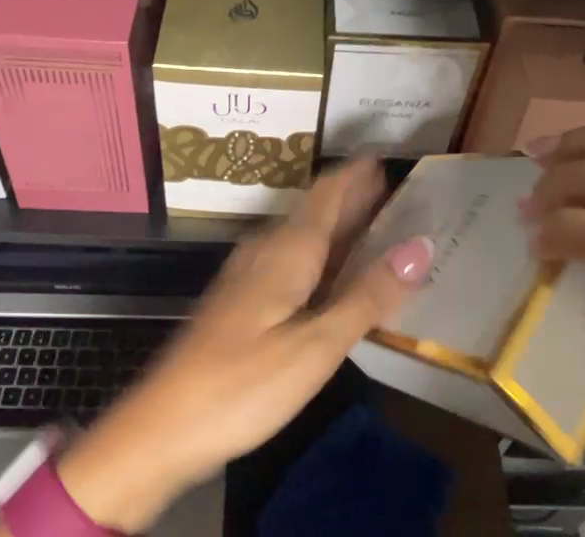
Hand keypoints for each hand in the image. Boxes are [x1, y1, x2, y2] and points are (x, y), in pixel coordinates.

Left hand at [54, 159, 432, 531]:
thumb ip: (368, 295)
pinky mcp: (240, 303)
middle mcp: (266, 251)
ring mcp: (248, 276)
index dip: (357, 174)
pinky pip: (290, 260)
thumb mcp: (316, 345)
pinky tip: (332, 275)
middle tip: (395, 191)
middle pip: (315, 211)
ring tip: (375, 224)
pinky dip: (321, 255)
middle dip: (353, 197)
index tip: (388, 158)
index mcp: (287, 251)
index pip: (327, 193)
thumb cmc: (243, 385)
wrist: (163, 427)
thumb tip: (421, 245)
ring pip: (302, 236)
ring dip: (338, 225)